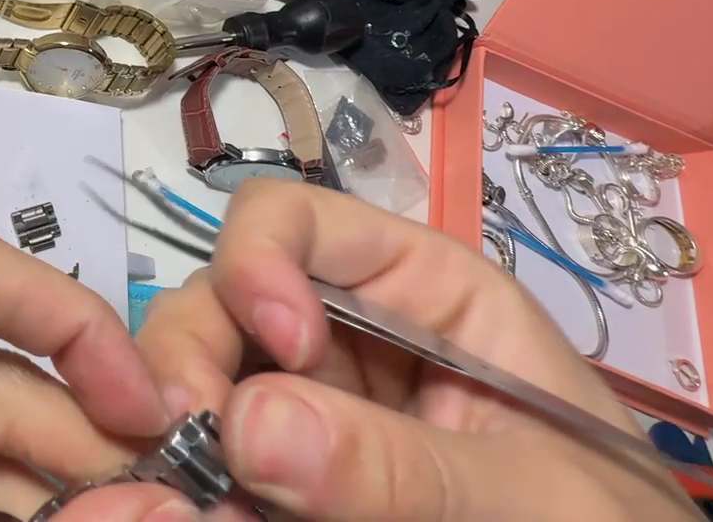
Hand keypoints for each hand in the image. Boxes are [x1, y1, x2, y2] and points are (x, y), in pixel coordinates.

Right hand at [137, 180, 698, 520]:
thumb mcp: (537, 506)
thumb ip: (400, 467)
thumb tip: (245, 427)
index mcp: (407, 289)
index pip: (292, 219)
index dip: (260, 257)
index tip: (281, 344)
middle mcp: (329, 326)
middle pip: (216, 293)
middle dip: (191, 354)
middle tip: (189, 436)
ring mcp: (291, 394)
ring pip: (189, 363)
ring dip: (175, 419)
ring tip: (196, 495)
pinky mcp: (267, 460)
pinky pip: (198, 440)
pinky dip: (179, 471)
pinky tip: (195, 508)